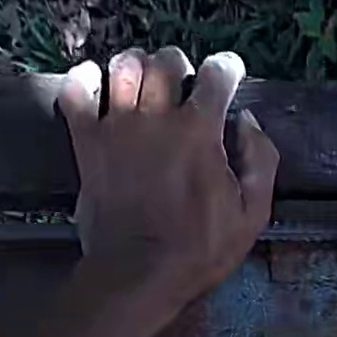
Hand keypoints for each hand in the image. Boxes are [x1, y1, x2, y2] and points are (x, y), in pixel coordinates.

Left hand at [57, 47, 279, 305]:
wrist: (139, 274)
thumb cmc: (199, 251)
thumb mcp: (251, 216)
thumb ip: (260, 162)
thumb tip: (248, 122)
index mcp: (199, 131)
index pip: (217, 75)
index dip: (227, 69)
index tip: (230, 76)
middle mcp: (156, 116)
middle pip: (166, 62)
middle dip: (180, 67)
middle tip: (184, 86)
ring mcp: (116, 127)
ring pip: (123, 67)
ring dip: (138, 67)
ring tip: (144, 85)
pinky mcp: (87, 144)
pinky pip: (76, 93)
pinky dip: (84, 81)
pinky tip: (95, 85)